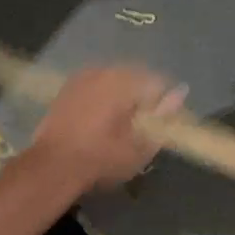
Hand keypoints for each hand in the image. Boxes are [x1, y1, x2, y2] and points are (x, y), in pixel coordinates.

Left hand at [27, 64, 184, 191]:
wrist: (53, 164)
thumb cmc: (101, 158)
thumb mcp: (141, 144)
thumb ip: (164, 115)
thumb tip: (181, 92)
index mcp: (124, 81)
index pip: (157, 82)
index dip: (163, 103)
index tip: (160, 124)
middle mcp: (103, 70)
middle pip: (135, 76)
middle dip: (142, 96)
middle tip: (141, 125)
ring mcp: (83, 75)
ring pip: (114, 78)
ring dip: (122, 95)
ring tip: (121, 123)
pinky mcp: (68, 86)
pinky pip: (95, 83)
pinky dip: (103, 95)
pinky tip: (100, 118)